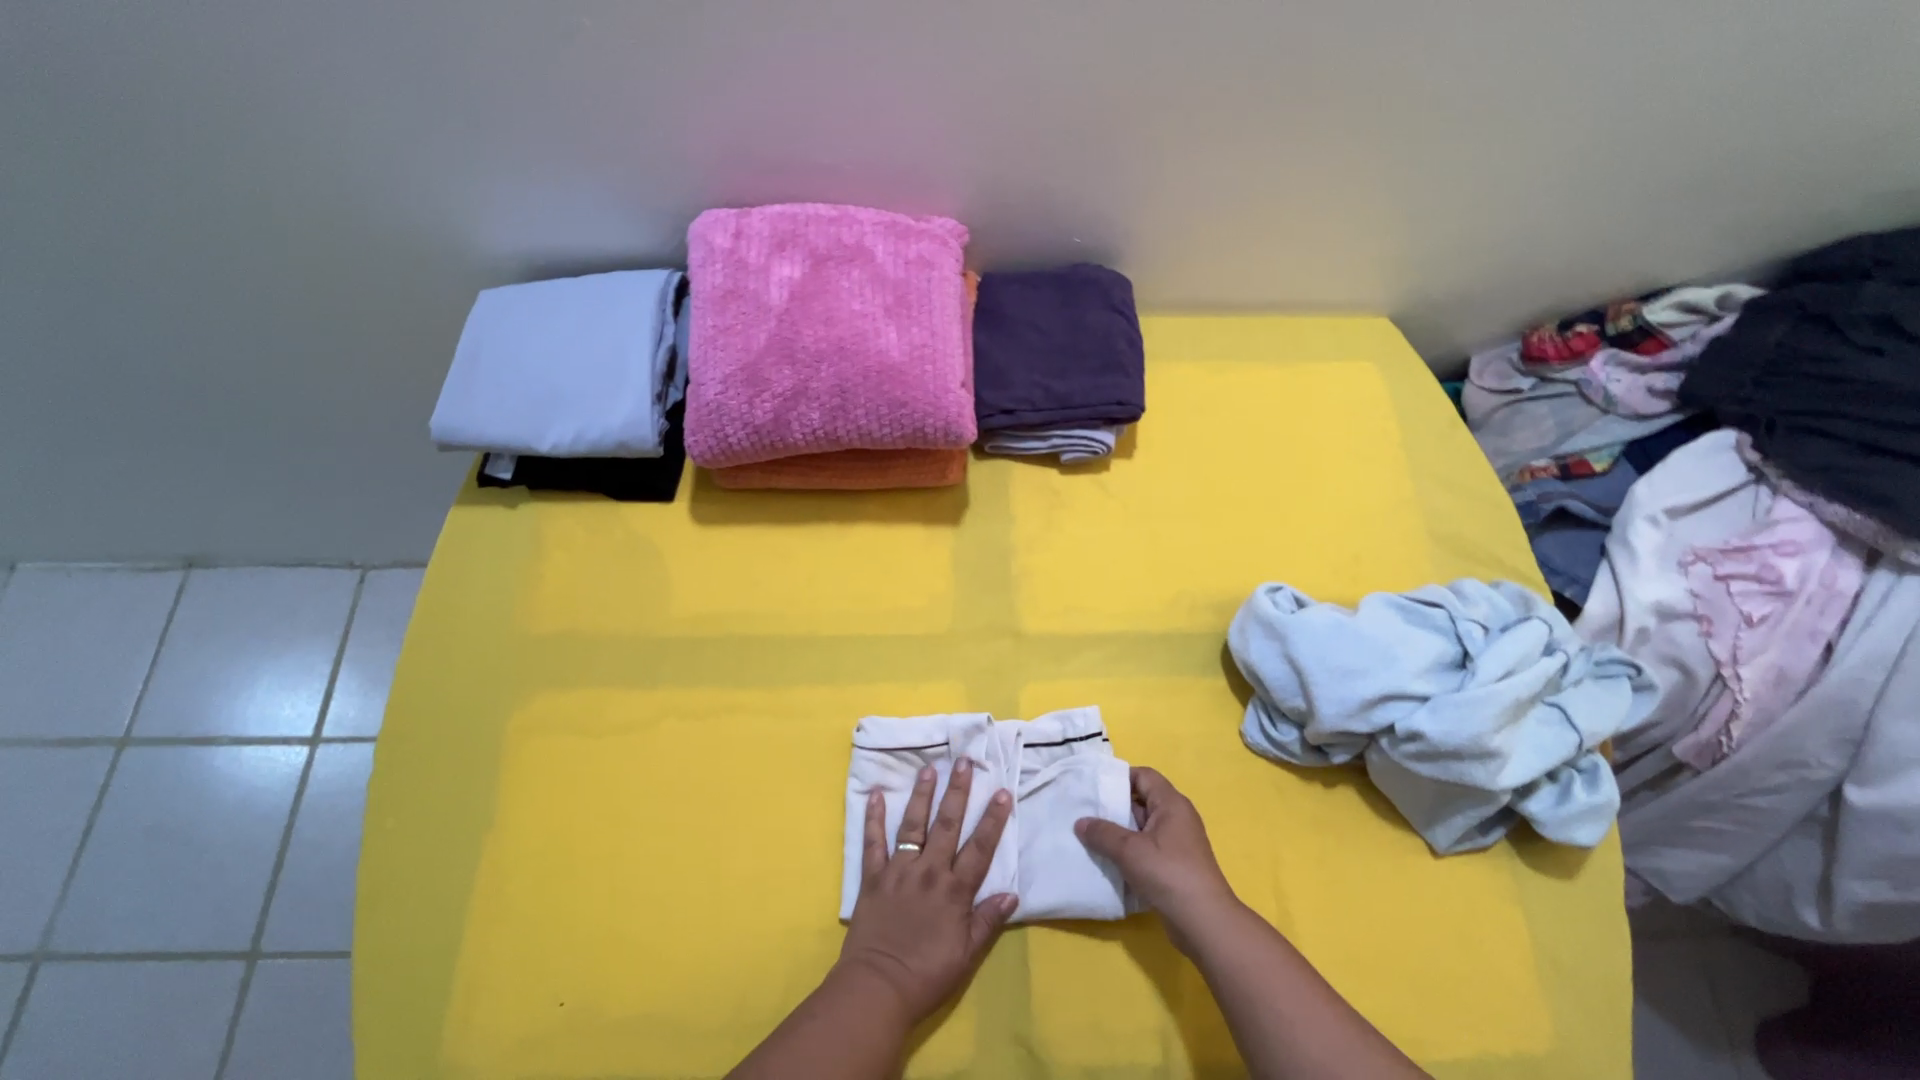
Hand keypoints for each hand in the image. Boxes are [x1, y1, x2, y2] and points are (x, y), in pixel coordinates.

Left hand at [838, 759, 1018, 1023]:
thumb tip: (1011, 894)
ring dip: (921, 795)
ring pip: (912, 825)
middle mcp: (928, 872)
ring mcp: (898, 871)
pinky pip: (873, 842)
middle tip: (964, 761)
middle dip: (958, 791)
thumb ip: (987, 920)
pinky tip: (874, 795)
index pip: (980, 847)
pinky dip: (873, 818)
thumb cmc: (928, 974)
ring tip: (929, 769)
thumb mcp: (967, 953)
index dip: (993, 819)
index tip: (1002, 792)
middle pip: (947, 825)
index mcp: (954, 890)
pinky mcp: (872, 878)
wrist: (878, 987)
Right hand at [1075, 766, 1237, 942]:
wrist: (1203, 921)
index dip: (1118, 778)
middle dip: (1114, 807)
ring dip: (1119, 833)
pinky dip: (1129, 852)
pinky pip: (1147, 849)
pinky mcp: (1174, 865)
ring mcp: (1177, 843)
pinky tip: (1107, 861)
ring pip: (1142, 828)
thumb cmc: (1168, 874)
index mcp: (1171, 804)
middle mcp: (1177, 818)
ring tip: (1089, 837)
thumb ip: (1102, 833)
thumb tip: (1080, 822)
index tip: (1092, 788)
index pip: (1144, 776)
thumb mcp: (1129, 850)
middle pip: (1142, 801)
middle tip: (1084, 813)